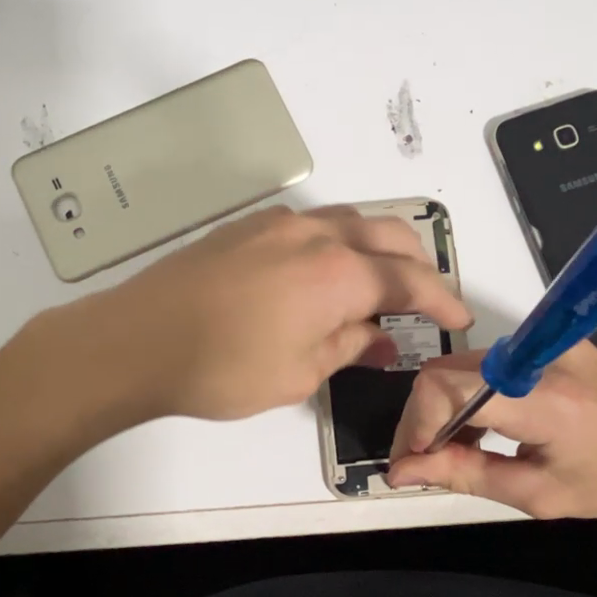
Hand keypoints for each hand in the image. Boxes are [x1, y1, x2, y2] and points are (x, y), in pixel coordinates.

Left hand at [73, 205, 473, 420]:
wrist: (136, 340)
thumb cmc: (223, 368)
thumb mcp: (299, 374)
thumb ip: (350, 347)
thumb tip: (381, 337)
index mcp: (340, 273)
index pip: (411, 282)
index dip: (442, 302)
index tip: (459, 319)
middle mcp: (317, 234)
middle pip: (389, 237)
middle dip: (418, 267)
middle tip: (425, 302)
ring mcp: (278, 224)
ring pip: (351, 222)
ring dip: (378, 249)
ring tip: (381, 286)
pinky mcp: (247, 227)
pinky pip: (313, 225)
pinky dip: (338, 244)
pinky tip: (327, 274)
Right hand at [385, 343, 596, 522]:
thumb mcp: (540, 494)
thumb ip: (466, 475)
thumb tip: (403, 470)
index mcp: (543, 399)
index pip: (447, 388)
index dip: (415, 424)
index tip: (410, 463)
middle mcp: (539, 356)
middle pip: (445, 373)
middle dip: (422, 420)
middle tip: (424, 464)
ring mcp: (544, 342)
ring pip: (462, 366)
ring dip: (445, 409)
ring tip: (454, 453)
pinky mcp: (549, 340)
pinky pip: (487, 363)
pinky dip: (470, 396)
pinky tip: (481, 430)